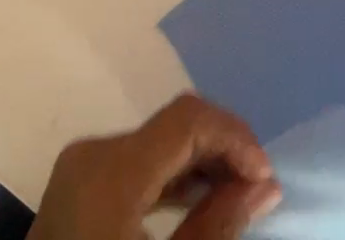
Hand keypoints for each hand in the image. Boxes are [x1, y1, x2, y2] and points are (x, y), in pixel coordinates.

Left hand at [30, 93, 282, 239]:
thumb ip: (218, 226)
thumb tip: (265, 186)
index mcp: (112, 168)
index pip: (189, 118)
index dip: (236, 137)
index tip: (265, 179)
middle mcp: (93, 152)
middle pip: (174, 126)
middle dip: (223, 150)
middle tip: (257, 191)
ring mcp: (81, 167)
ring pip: (157, 142)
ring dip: (201, 163)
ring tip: (237, 199)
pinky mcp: (79, 186)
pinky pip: (136, 163)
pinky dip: (173, 176)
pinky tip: (200, 204)